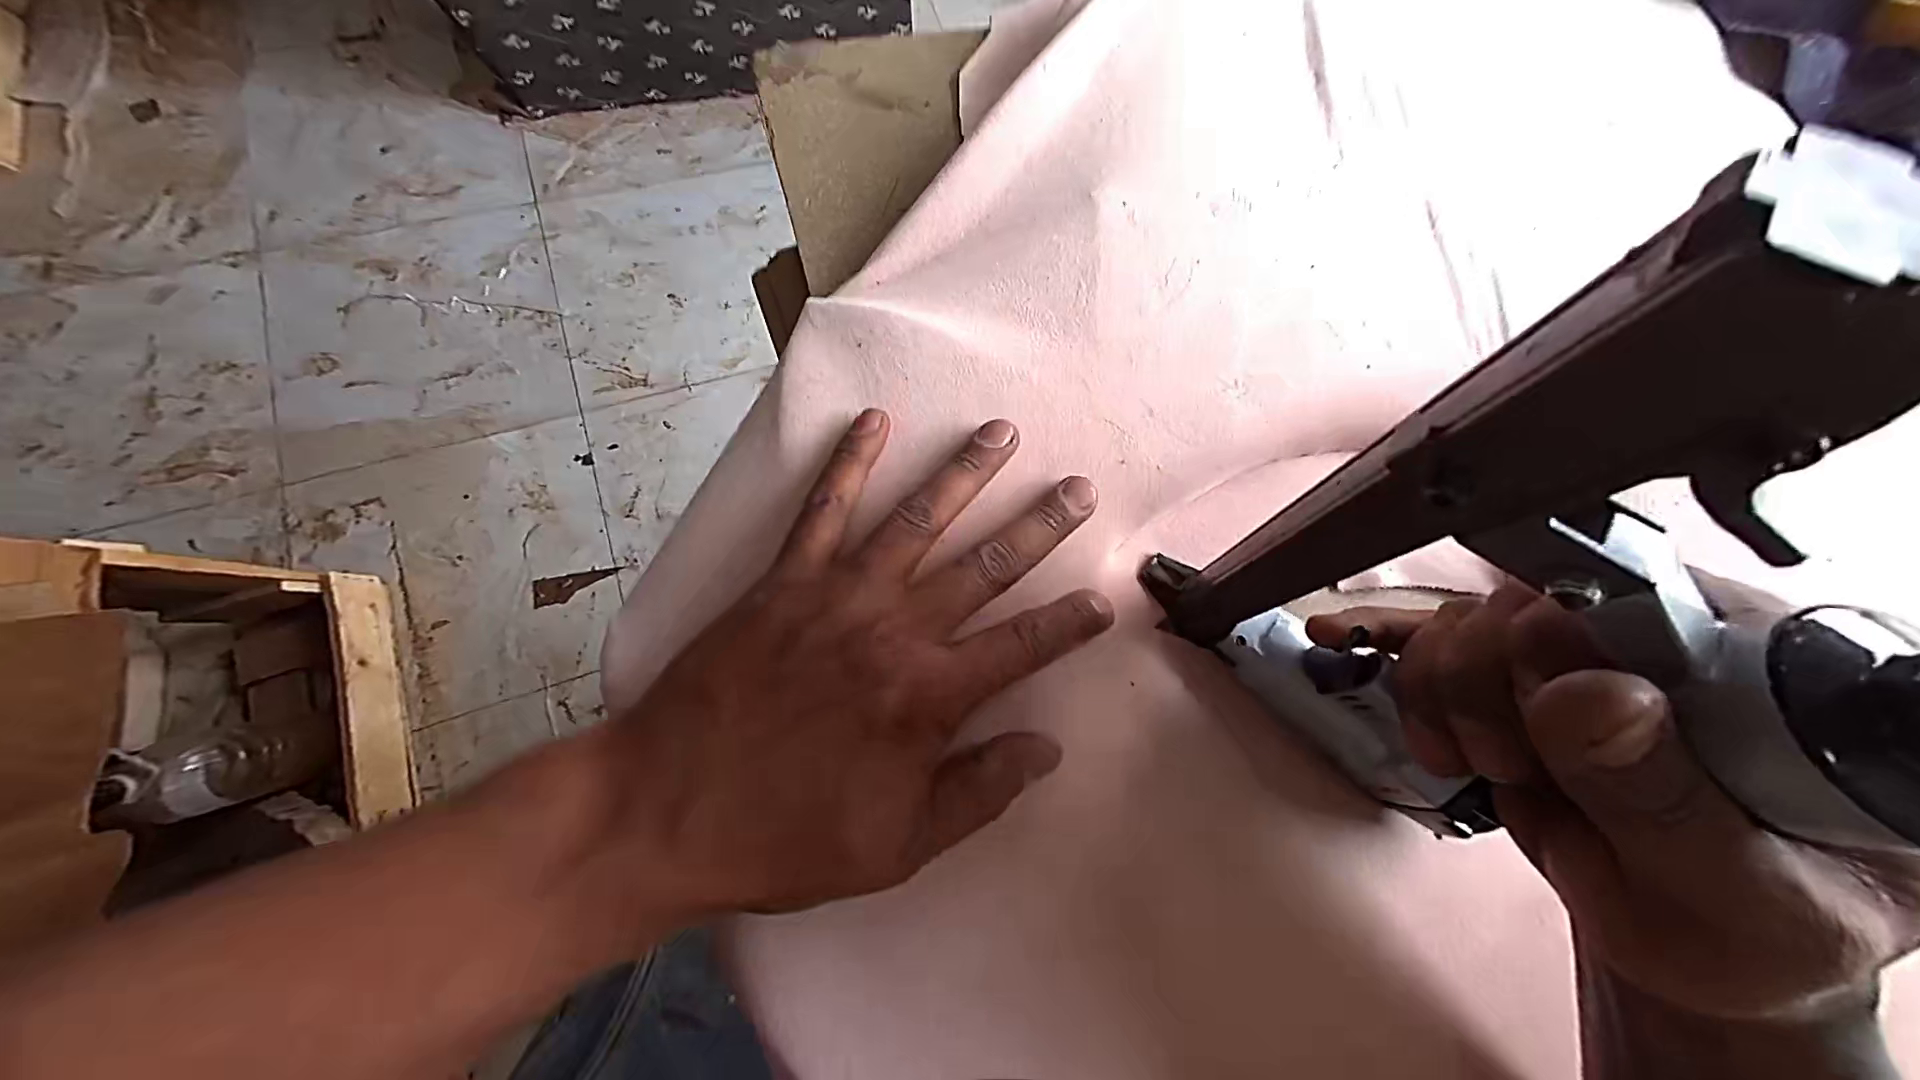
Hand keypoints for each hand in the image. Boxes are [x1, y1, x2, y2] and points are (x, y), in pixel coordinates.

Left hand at [599, 410, 1112, 916]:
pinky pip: (822, 509)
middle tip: (1079, 489)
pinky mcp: (783, 581)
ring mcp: (837, 596)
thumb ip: (979, 792)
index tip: (1103, 599)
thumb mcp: (899, 846)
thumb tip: (1046, 748)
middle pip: (985, 568)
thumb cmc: (788, 837)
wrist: (665, 811)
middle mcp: (894, 631)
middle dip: (1039, 526)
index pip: (1023, 647)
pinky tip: (874, 421)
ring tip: (1001, 434)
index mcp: (928, 697)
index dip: (1069, 623)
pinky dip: (850, 462)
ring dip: (964, 475)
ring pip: (916, 521)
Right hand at [1307, 585, 1919, 1023]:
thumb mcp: (1741, 893)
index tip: (1527, 706)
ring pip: (1458, 623)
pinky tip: (1338, 635)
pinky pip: (1421, 635)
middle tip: (1504, 763)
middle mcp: (1650, 642)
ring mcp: (1562, 656)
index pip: (1635, 600)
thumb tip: (1583, 691)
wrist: (1685, 937)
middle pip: (1519, 606)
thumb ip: (1666, 796)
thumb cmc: (1746, 929)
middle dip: (1482, 685)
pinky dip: (1377, 635)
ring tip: (1468, 760)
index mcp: (1752, 672)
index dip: (1557, 638)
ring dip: (1433, 689)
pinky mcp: (1497, 675)